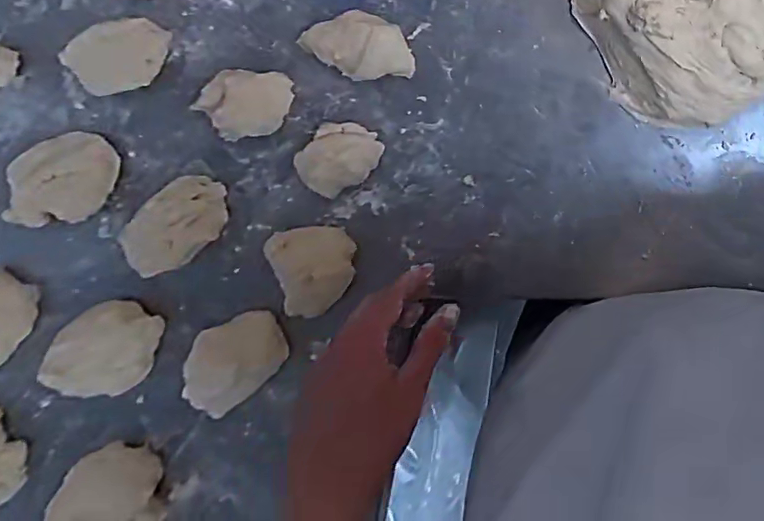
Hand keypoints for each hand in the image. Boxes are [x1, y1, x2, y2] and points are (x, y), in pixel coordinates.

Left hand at [285, 266, 457, 520]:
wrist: (326, 492)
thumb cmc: (375, 435)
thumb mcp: (412, 387)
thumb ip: (431, 343)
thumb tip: (449, 309)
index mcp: (358, 344)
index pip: (386, 299)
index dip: (409, 281)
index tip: (429, 270)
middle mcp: (334, 350)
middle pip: (367, 311)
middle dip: (396, 297)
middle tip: (425, 292)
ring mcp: (319, 371)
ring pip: (353, 331)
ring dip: (381, 319)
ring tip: (410, 319)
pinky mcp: (314, 391)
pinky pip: (343, 350)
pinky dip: (366, 340)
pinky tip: (382, 354)